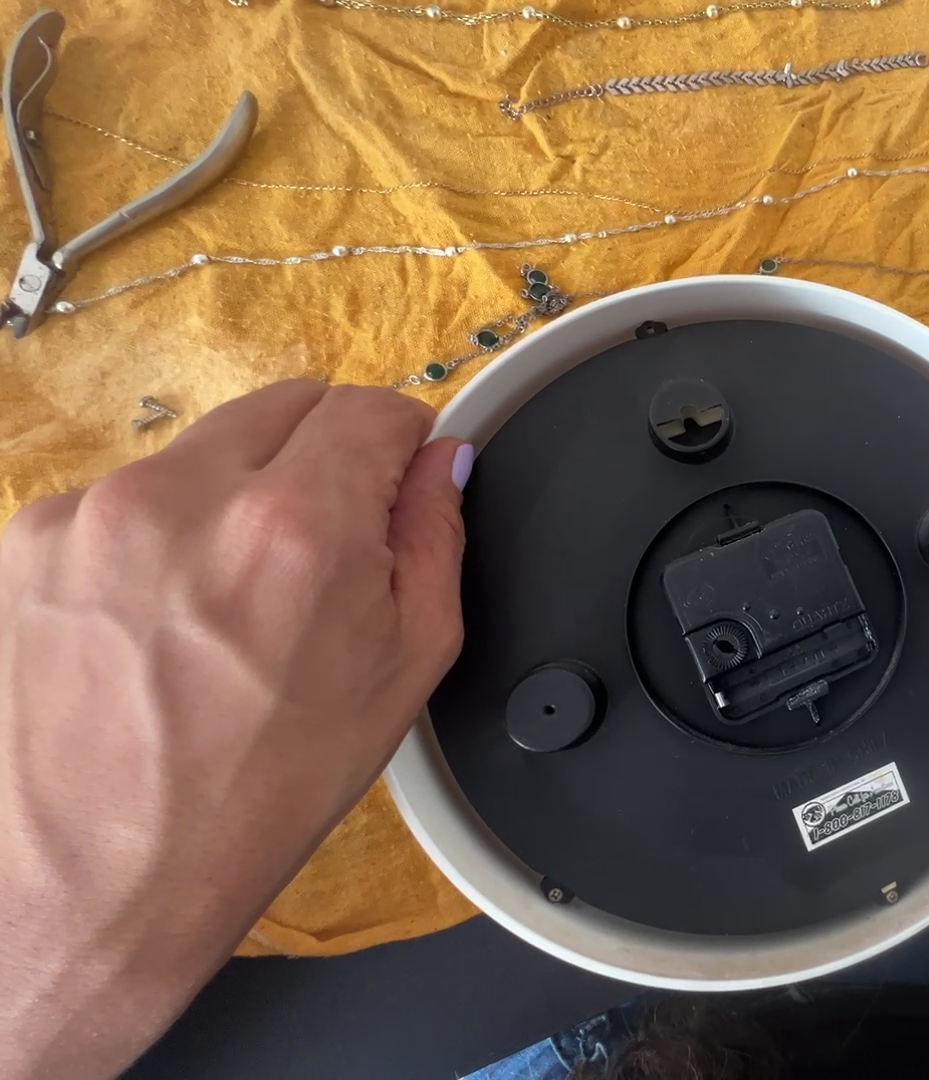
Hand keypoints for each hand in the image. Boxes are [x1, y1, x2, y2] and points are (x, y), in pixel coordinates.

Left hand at [0, 381, 468, 1078]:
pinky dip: (185, 517)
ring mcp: (84, 513)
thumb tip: (445, 465)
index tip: (413, 475)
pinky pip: (139, 489)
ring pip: (213, 444)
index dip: (411, 436)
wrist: (99, 874)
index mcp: (296, 526)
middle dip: (339, 444)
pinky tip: (189, 599)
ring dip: (258, 482)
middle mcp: (179, 496)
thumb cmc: (280, 771)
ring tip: (259, 581)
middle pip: (291, 402)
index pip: (372, 408)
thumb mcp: (413, 653)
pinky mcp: (21, 540)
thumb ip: (436, 536)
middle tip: (351, 525)